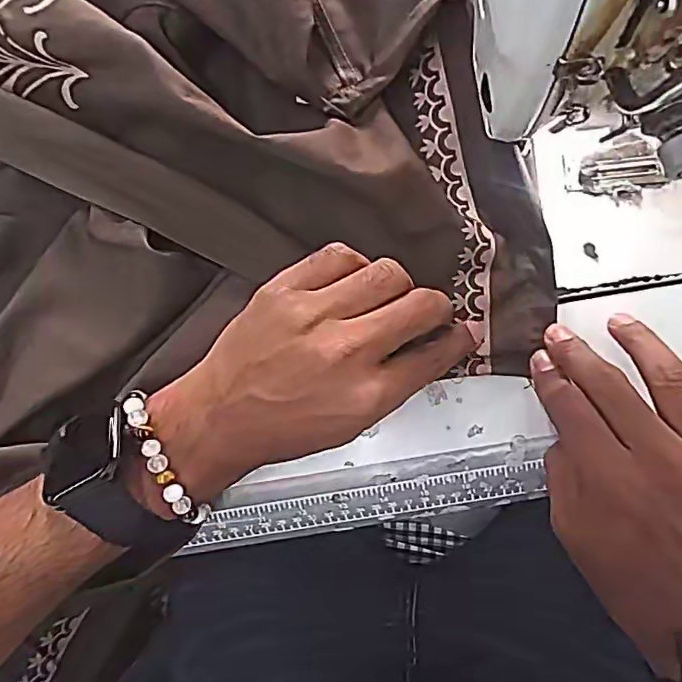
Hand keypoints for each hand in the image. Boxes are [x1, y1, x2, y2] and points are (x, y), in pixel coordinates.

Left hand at [143, 243, 478, 499]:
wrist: (220, 415)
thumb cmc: (282, 426)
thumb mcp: (353, 423)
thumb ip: (399, 384)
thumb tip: (433, 348)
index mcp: (367, 394)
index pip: (435, 353)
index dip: (458, 338)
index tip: (461, 332)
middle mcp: (345, 351)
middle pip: (422, 305)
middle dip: (437, 307)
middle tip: (427, 312)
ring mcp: (313, 314)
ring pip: (388, 272)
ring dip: (398, 285)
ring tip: (384, 298)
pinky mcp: (284, 289)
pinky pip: (341, 255)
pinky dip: (355, 266)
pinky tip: (350, 282)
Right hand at [531, 316, 681, 681]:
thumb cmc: (639, 589)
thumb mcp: (576, 537)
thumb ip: (565, 478)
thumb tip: (564, 435)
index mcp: (611, 481)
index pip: (572, 409)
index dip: (551, 380)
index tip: (543, 363)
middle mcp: (659, 460)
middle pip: (611, 387)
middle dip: (578, 355)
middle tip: (561, 336)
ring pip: (671, 380)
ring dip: (640, 344)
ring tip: (620, 323)